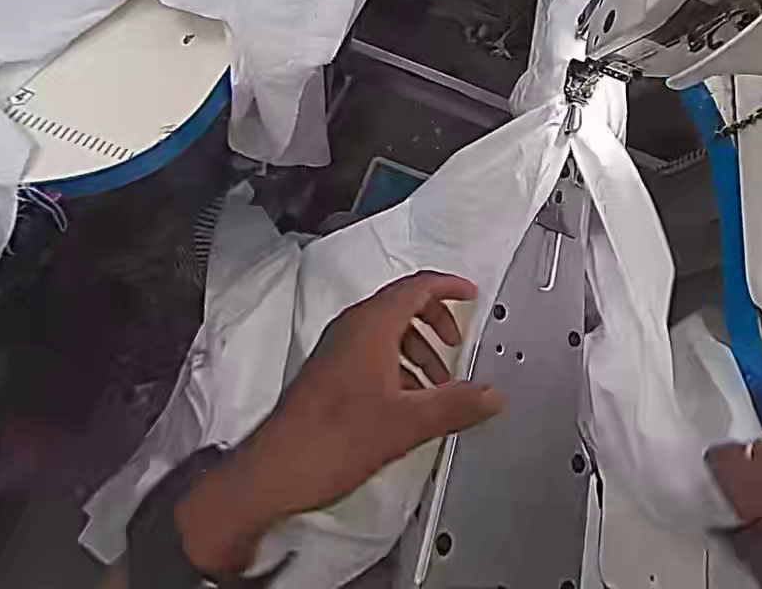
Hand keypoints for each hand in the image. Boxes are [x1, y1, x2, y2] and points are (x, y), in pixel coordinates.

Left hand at [175, 272, 504, 576]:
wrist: (271, 475)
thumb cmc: (327, 441)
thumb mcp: (406, 423)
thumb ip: (455, 405)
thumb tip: (490, 395)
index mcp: (372, 325)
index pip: (419, 285)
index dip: (449, 287)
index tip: (469, 294)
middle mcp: (353, 326)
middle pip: (404, 303)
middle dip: (436, 319)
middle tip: (455, 339)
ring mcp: (338, 346)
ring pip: (389, 328)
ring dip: (418, 346)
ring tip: (436, 381)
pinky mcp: (329, 368)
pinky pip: (372, 347)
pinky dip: (397, 361)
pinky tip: (407, 398)